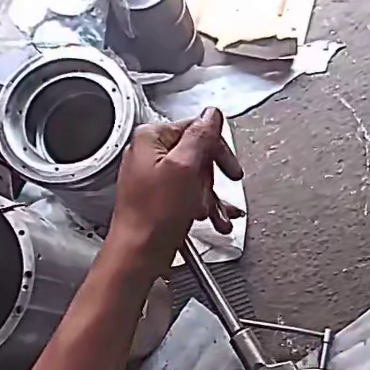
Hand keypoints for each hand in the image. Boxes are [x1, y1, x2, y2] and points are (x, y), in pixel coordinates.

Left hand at [108, 108, 244, 273]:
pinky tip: (214, 220)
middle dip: (211, 180)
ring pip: (197, 179)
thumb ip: (201, 136)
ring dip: (211, 198)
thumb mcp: (185, 168)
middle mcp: (150, 155)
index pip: (197, 129)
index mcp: (151, 139)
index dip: (218, 151)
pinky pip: (190, 195)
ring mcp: (155, 178)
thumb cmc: (153, 216)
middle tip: (211, 194)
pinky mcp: (160, 199)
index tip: (230, 169)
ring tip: (214, 215)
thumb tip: (212, 115)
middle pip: (198, 155)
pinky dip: (204, 207)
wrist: (138, 254)